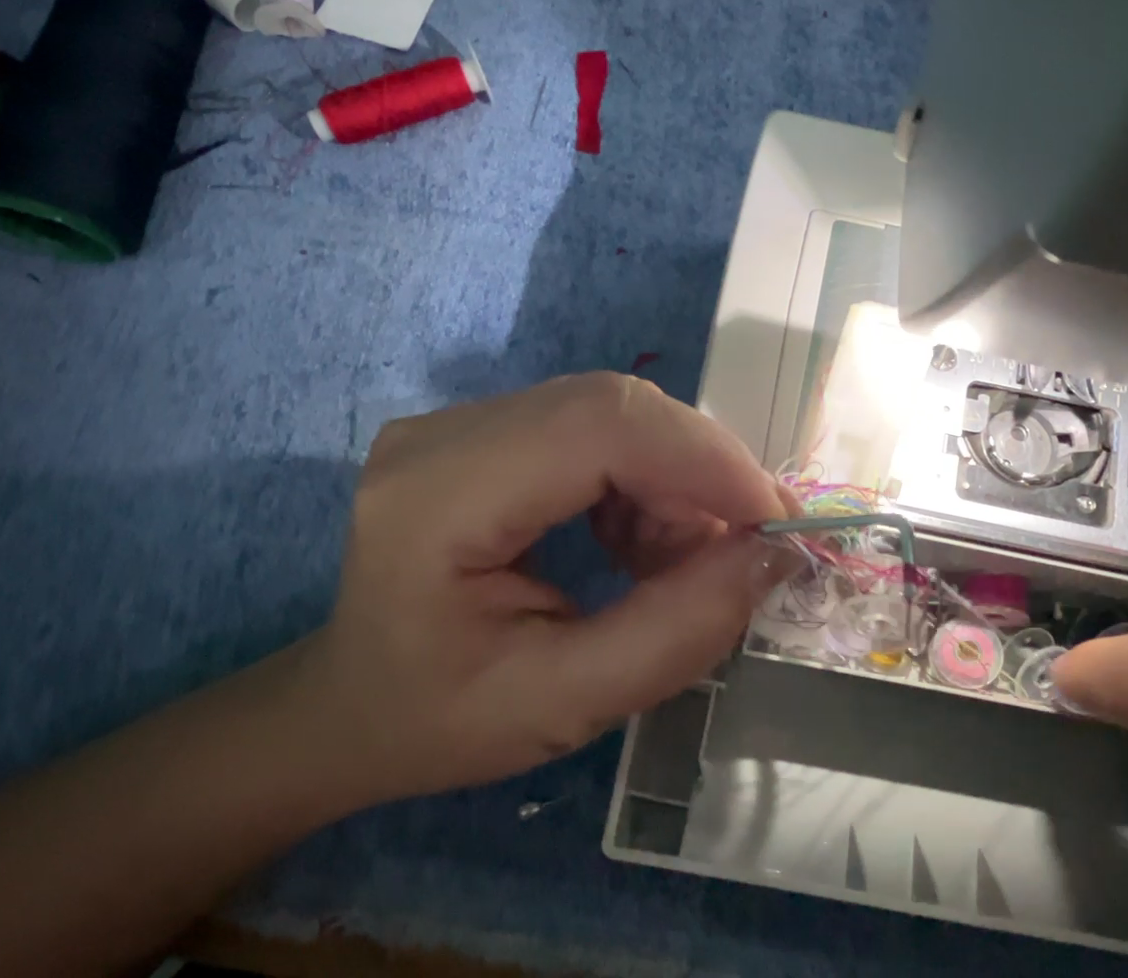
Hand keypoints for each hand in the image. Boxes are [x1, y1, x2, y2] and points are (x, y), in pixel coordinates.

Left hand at [294, 373, 799, 806]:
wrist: (353, 706)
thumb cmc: (441, 720)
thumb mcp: (564, 705)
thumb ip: (675, 632)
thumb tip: (771, 556)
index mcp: (438, 498)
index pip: (597, 428)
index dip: (704, 461)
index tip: (775, 525)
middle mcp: (443, 434)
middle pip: (613, 407)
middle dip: (701, 472)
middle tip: (746, 549)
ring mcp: (461, 422)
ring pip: (614, 413)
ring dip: (676, 481)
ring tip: (684, 562)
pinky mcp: (486, 432)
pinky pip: (597, 430)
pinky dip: (646, 482)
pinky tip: (641, 544)